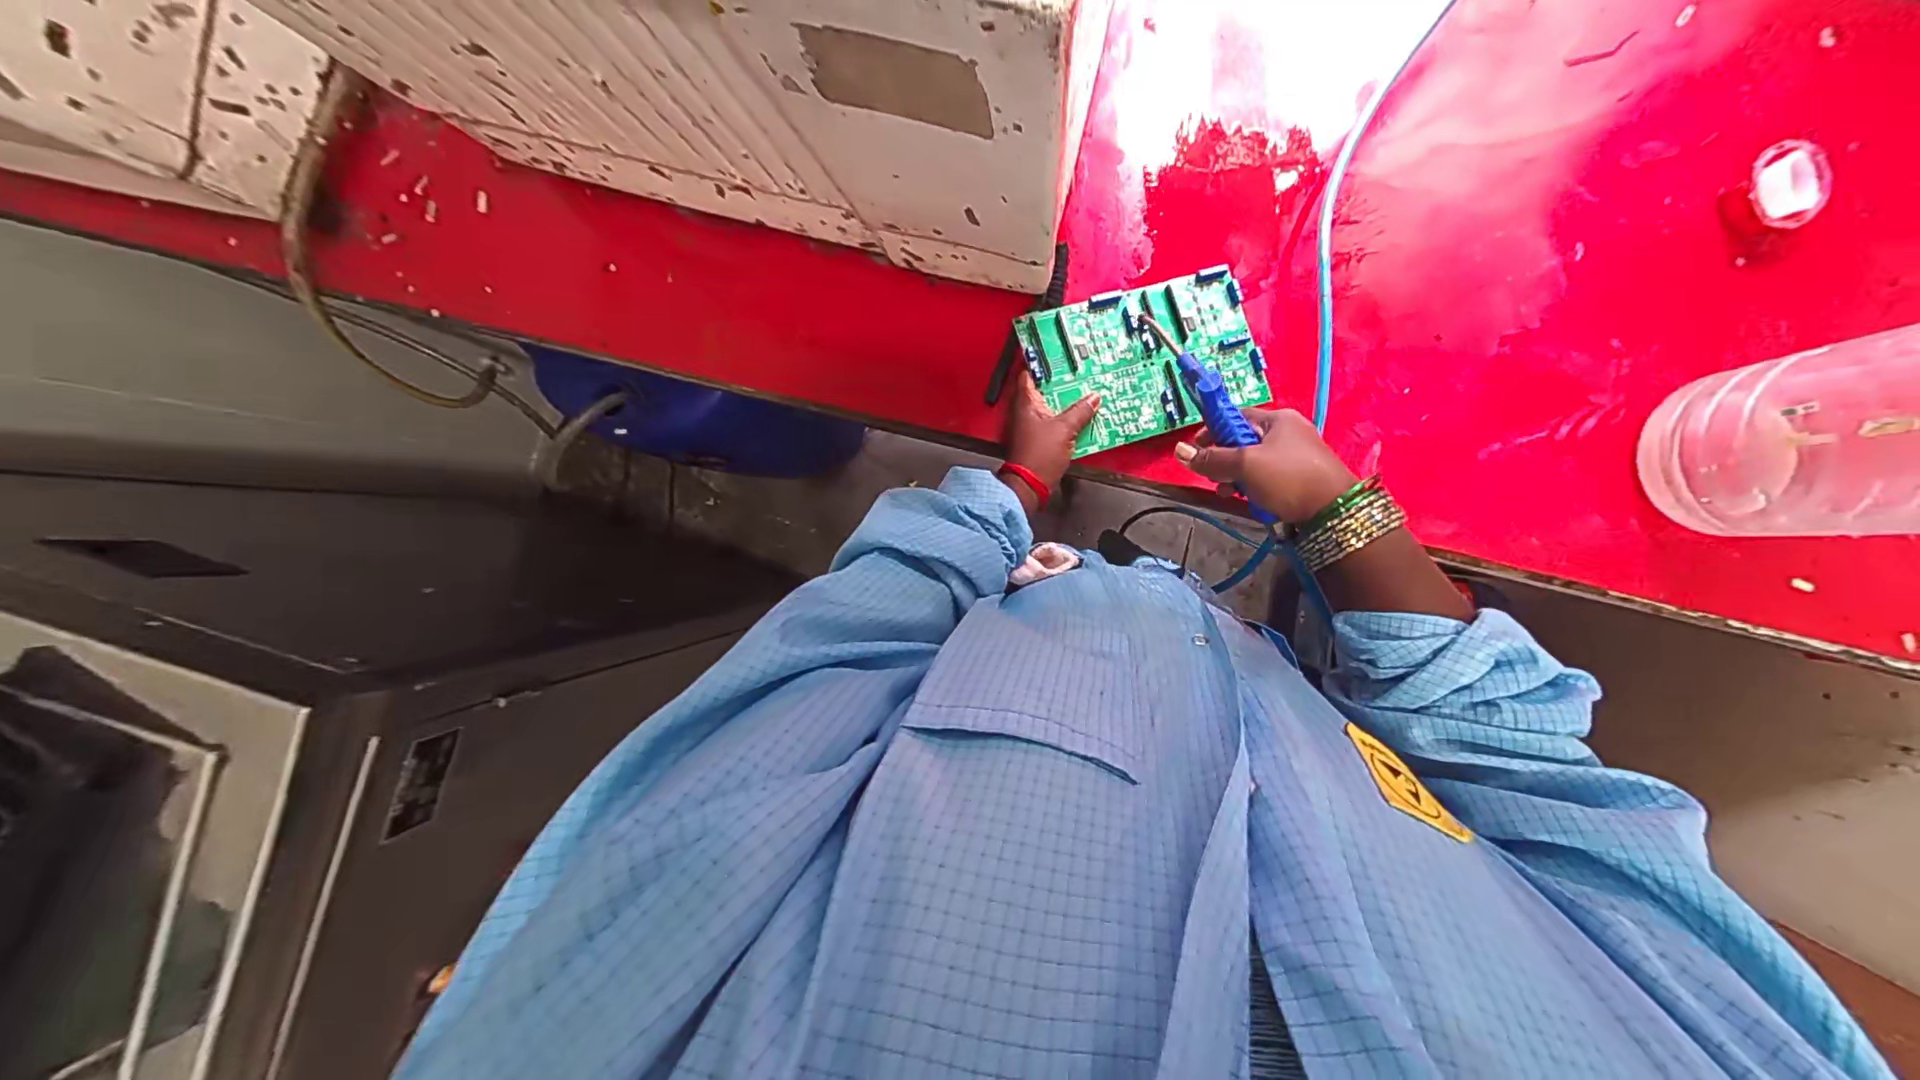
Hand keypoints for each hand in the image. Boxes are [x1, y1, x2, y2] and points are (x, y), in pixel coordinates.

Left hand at [1003, 369, 1099, 494]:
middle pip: (1043, 389)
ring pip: (1050, 406)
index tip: (1056, 354)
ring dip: (1065, 401)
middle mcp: (1025, 411)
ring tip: (1084, 391)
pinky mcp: (1038, 438)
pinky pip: (1054, 421)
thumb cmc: (1039, 456)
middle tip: (1078, 372)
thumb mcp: (1065, 429)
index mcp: (1026, 403)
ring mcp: (1031, 425)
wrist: (1031, 484)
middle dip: (1060, 382)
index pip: (1029, 374)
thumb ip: (1080, 411)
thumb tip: (1093, 398)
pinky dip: (1065, 417)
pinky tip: (1081, 416)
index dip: (1041, 363)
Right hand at [1174, 407, 1358, 524]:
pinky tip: (1247, 499)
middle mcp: (1286, 432)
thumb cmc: (1288, 478)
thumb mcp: (1245, 465)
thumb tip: (1179, 451)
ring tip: (1229, 492)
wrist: (1333, 511)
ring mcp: (1294, 455)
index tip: (1196, 449)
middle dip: (1222, 460)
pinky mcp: (1297, 477)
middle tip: (1214, 476)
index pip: (1235, 416)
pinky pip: (1264, 477)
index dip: (1212, 430)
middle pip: (1241, 441)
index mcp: (1277, 419)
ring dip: (1234, 477)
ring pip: (1251, 462)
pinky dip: (1252, 486)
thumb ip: (1211, 458)